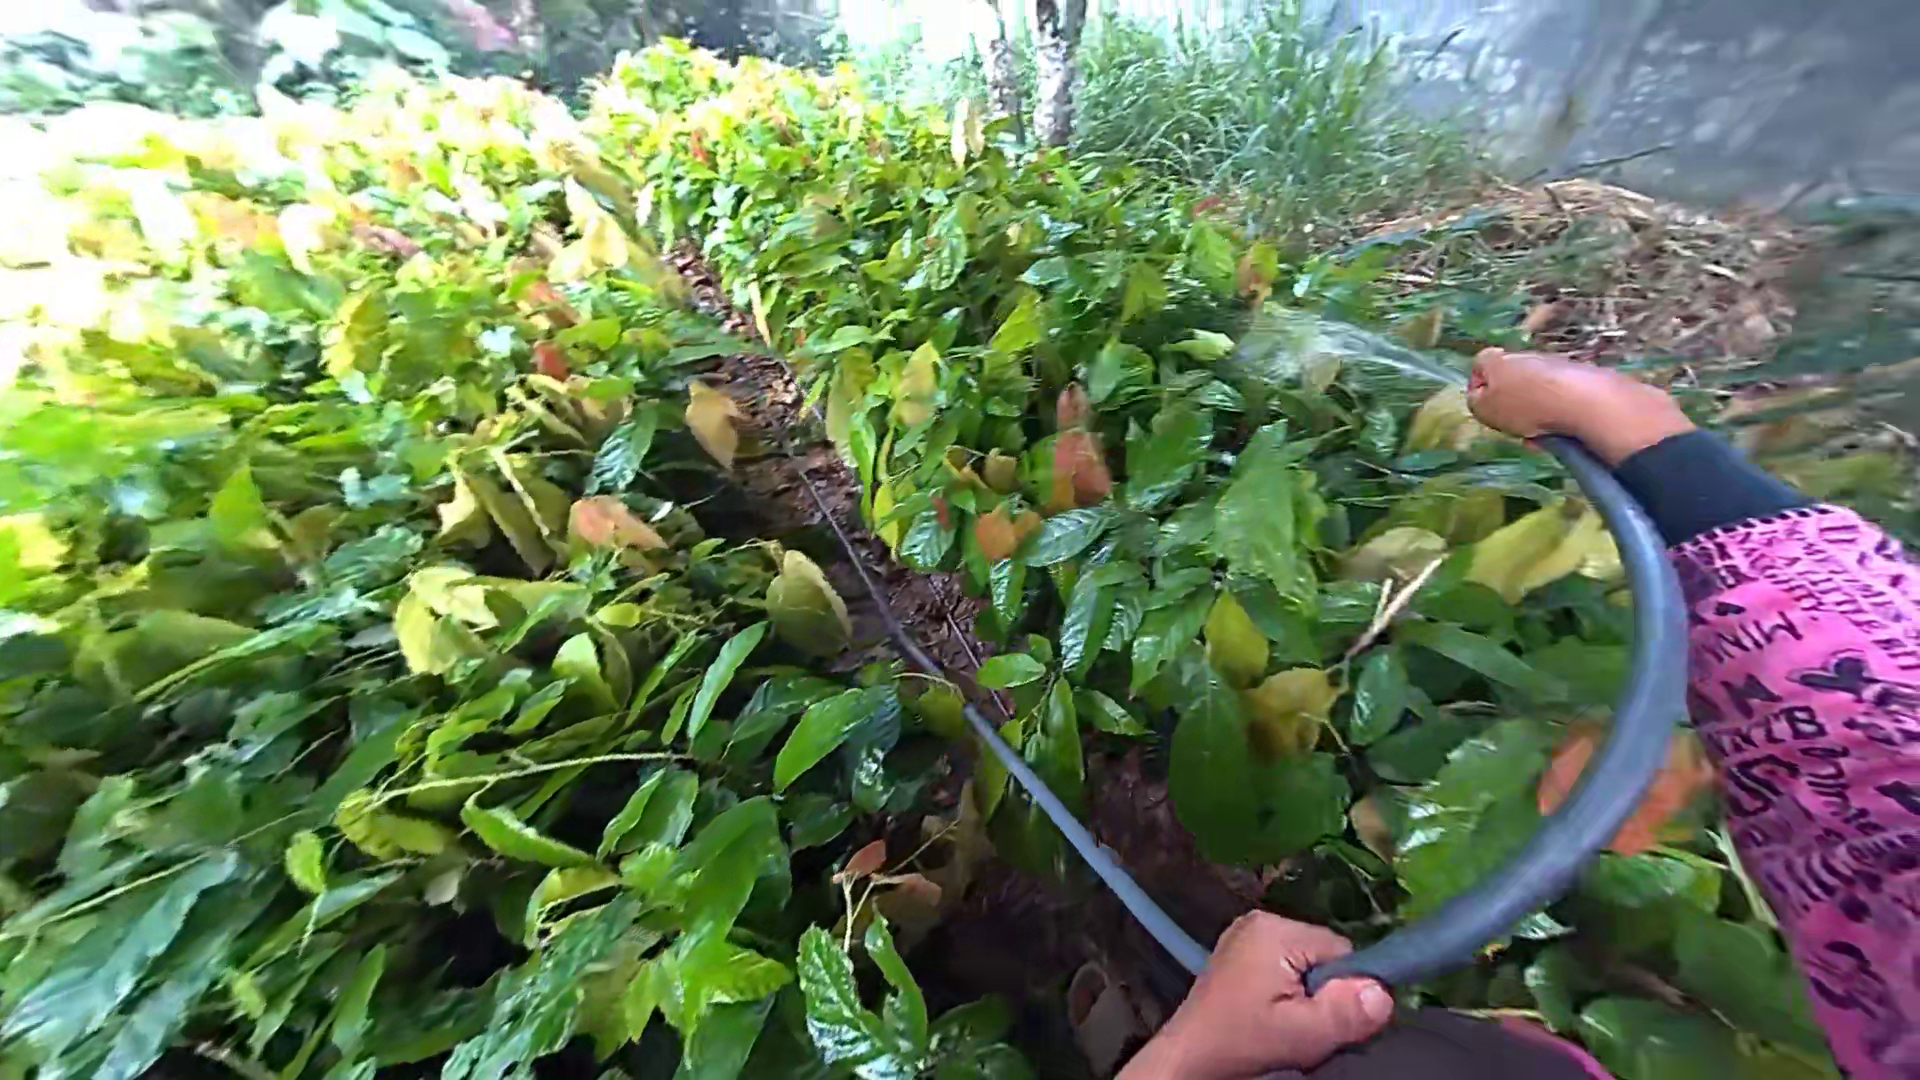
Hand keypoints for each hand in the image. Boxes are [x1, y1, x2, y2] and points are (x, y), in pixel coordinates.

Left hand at [1118, 912, 1393, 1079]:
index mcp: (1276, 929)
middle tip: (1309, 1024)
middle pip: (1323, 954)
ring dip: (1308, 992)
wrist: (1196, 1047)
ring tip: (1289, 1020)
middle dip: (1327, 990)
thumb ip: (1346, 1011)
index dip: (1350, 987)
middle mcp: (1261, 919)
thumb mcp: (1305, 1033)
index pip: (1343, 950)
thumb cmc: (1246, 1037)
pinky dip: (1287, 987)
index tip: (1337, 1018)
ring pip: (1306, 960)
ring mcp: (1247, 931)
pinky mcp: (1240, 948)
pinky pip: (1283, 962)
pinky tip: (1273, 1012)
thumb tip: (1384, 991)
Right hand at [1467, 348, 1695, 465]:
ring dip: (1533, 406)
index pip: (1480, 362)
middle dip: (1508, 396)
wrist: (1592, 404)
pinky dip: (1557, 410)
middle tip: (1508, 420)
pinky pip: (1562, 395)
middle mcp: (1530, 356)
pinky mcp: (1588, 376)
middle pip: (1511, 376)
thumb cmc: (1526, 406)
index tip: (1481, 402)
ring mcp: (1561, 364)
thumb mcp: (1483, 409)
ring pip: (1537, 387)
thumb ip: (1474, 399)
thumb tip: (1480, 393)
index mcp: (1501, 361)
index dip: (1477, 382)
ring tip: (1535, 431)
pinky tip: (1559, 428)